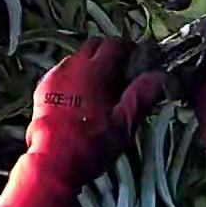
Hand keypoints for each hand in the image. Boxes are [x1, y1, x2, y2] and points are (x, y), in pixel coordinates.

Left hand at [0, 38, 164, 206]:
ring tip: (101, 85)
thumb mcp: (124, 124)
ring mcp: (54, 75)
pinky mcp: (43, 87)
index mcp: (94, 71)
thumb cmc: (91, 144)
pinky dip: (73, 75)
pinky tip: (79, 94)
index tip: (139, 59)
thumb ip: (141, 96)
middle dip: (109, 52)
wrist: (51, 162)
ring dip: (90, 63)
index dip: (129, 48)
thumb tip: (162, 76)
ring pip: (76, 57)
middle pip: (94, 45)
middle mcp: (72, 66)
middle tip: (121, 70)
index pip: (115, 44)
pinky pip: (61, 71)